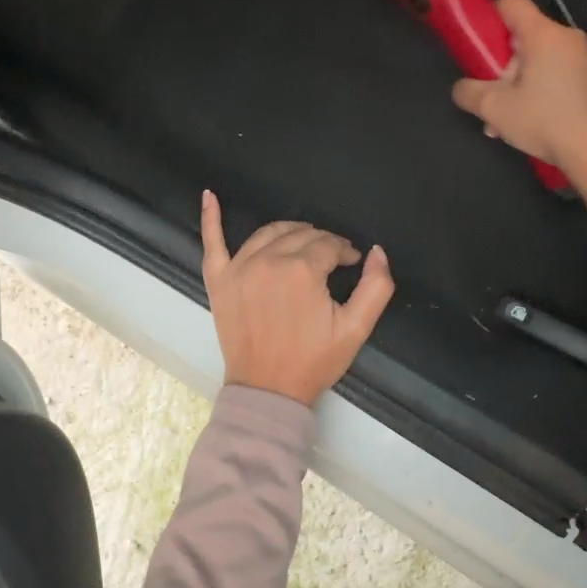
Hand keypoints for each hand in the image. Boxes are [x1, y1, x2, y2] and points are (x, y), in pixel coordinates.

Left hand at [199, 190, 394, 405]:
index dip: (344, 252)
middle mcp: (268, 261)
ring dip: (289, 233)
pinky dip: (211, 218)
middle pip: (300, 236)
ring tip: (303, 241)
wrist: (268, 391)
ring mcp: (238, 268)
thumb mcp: (356, 328)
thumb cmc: (313, 361)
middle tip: (331, 259)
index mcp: (302, 270)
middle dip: (321, 243)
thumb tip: (376, 252)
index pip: (328, 245)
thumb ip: (376, 286)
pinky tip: (210, 195)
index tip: (351, 263)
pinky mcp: (218, 279)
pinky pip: (212, 242)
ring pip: (268, 234)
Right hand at [451, 0, 586, 210]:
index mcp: (544, 34)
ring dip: (518, 85)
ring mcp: (585, 59)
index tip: (478, 44)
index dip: (489, 16)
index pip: (512, 3)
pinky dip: (539, 92)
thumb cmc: (544, 119)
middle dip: (502, 66)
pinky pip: (557, 76)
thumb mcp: (493, 108)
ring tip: (507, 120)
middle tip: (494, 97)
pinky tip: (530, 123)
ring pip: (539, 61)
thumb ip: (468, 92)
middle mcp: (568, 38)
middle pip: (524, 38)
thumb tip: (462, 88)